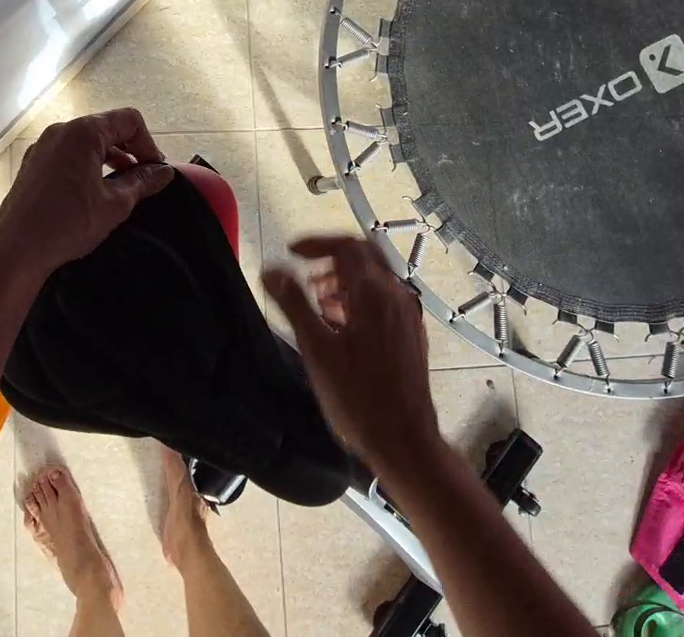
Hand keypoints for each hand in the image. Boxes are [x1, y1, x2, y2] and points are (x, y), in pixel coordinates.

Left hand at [0, 108, 174, 275]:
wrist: (16, 248)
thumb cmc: (68, 223)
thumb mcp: (116, 204)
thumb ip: (143, 182)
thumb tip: (164, 172)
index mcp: (83, 132)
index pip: (128, 120)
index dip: (148, 144)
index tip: (155, 171)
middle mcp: (61, 130)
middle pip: (107, 127)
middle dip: (130, 150)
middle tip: (144, 179)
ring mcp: (43, 146)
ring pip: (86, 141)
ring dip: (110, 158)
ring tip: (122, 186)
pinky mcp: (33, 163)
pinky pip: (68, 154)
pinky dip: (87, 164)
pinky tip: (93, 192)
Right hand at [264, 235, 441, 477]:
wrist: (404, 440)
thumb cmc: (357, 397)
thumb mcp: (316, 348)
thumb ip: (294, 303)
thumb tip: (271, 270)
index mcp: (373, 293)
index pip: (345, 245)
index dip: (315, 243)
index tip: (291, 253)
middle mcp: (396, 295)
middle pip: (364, 254)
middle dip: (332, 258)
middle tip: (305, 275)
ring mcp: (408, 314)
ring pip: (375, 277)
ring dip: (345, 280)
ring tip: (318, 305)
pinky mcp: (412, 332)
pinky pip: (385, 299)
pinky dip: (360, 298)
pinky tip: (341, 327)